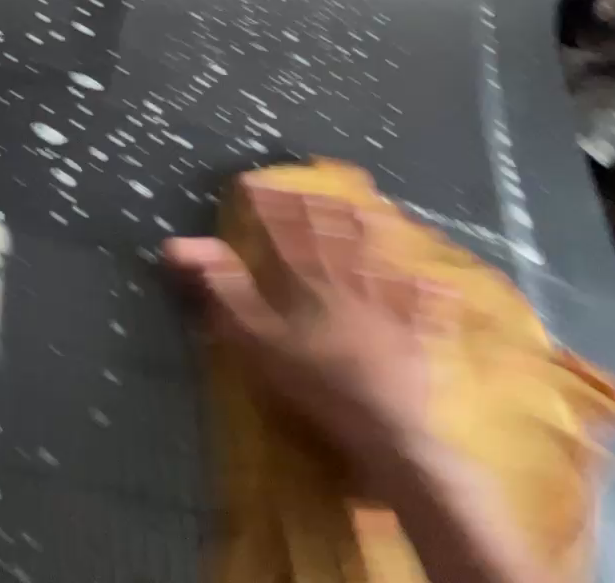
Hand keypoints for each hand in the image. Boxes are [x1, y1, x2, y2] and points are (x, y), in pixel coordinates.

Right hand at [164, 179, 439, 477]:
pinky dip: (425, 293)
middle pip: (330, 238)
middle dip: (316, 210)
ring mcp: (384, 310)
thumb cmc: (306, 380)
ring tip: (366, 210)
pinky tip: (436, 282)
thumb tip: (179, 243)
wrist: (381, 431)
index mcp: (302, 282)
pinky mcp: (412, 340)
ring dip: (367, 233)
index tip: (253, 182)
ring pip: (373, 261)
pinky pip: (422, 309)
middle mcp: (344, 285)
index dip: (267, 206)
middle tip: (310, 188)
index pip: (281, 232)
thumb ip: (218, 286)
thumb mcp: (247, 334)